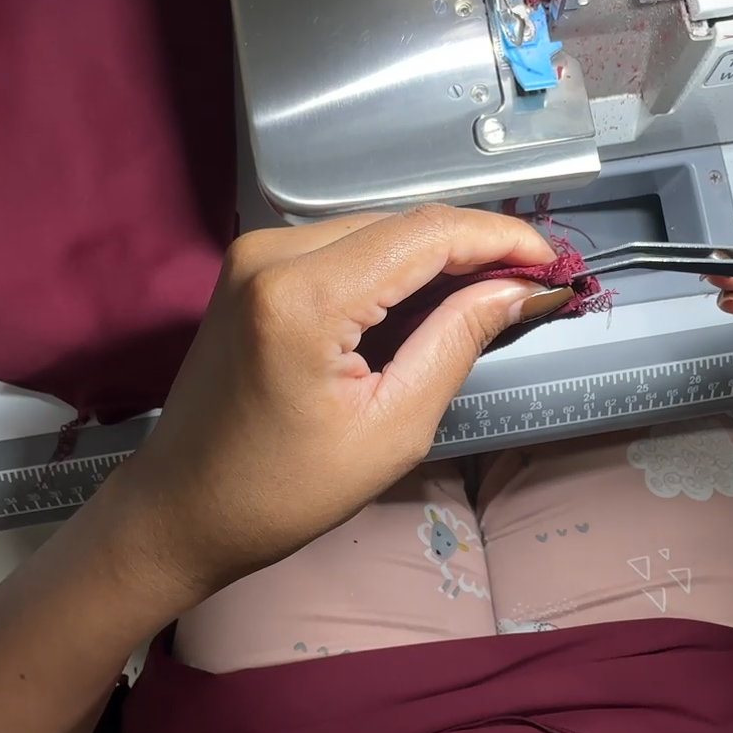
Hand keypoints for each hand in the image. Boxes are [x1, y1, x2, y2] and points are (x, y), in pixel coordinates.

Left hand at [96, 206, 564, 603]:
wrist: (181, 507)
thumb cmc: (282, 492)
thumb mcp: (390, 429)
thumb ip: (455, 342)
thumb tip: (515, 291)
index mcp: (304, 296)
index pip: (426, 234)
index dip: (499, 240)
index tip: (550, 262)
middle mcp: (272, 252)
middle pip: (402, 225)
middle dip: (473, 249)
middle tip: (527, 286)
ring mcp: (255, 253)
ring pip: (375, 231)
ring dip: (435, 257)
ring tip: (488, 294)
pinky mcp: (251, 265)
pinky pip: (342, 247)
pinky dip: (393, 266)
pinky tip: (427, 297)